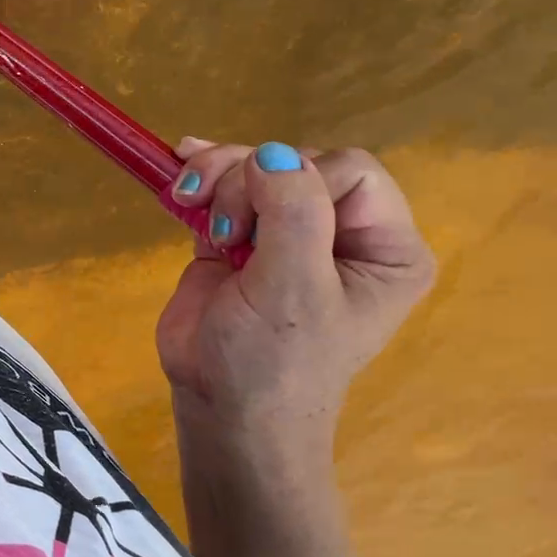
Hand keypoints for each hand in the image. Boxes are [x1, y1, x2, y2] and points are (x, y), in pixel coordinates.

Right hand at [160, 140, 435, 444]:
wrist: (221, 402)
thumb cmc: (274, 358)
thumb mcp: (292, 288)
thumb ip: (292, 215)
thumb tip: (271, 153)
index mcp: (382, 247)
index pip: (349, 174)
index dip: (295, 180)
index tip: (253, 221)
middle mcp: (339, 235)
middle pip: (292, 164)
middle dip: (243, 178)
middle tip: (215, 218)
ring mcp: (282, 237)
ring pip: (250, 170)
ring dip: (212, 175)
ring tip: (185, 199)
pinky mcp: (232, 240)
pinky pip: (218, 191)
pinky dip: (194, 181)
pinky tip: (175, 182)